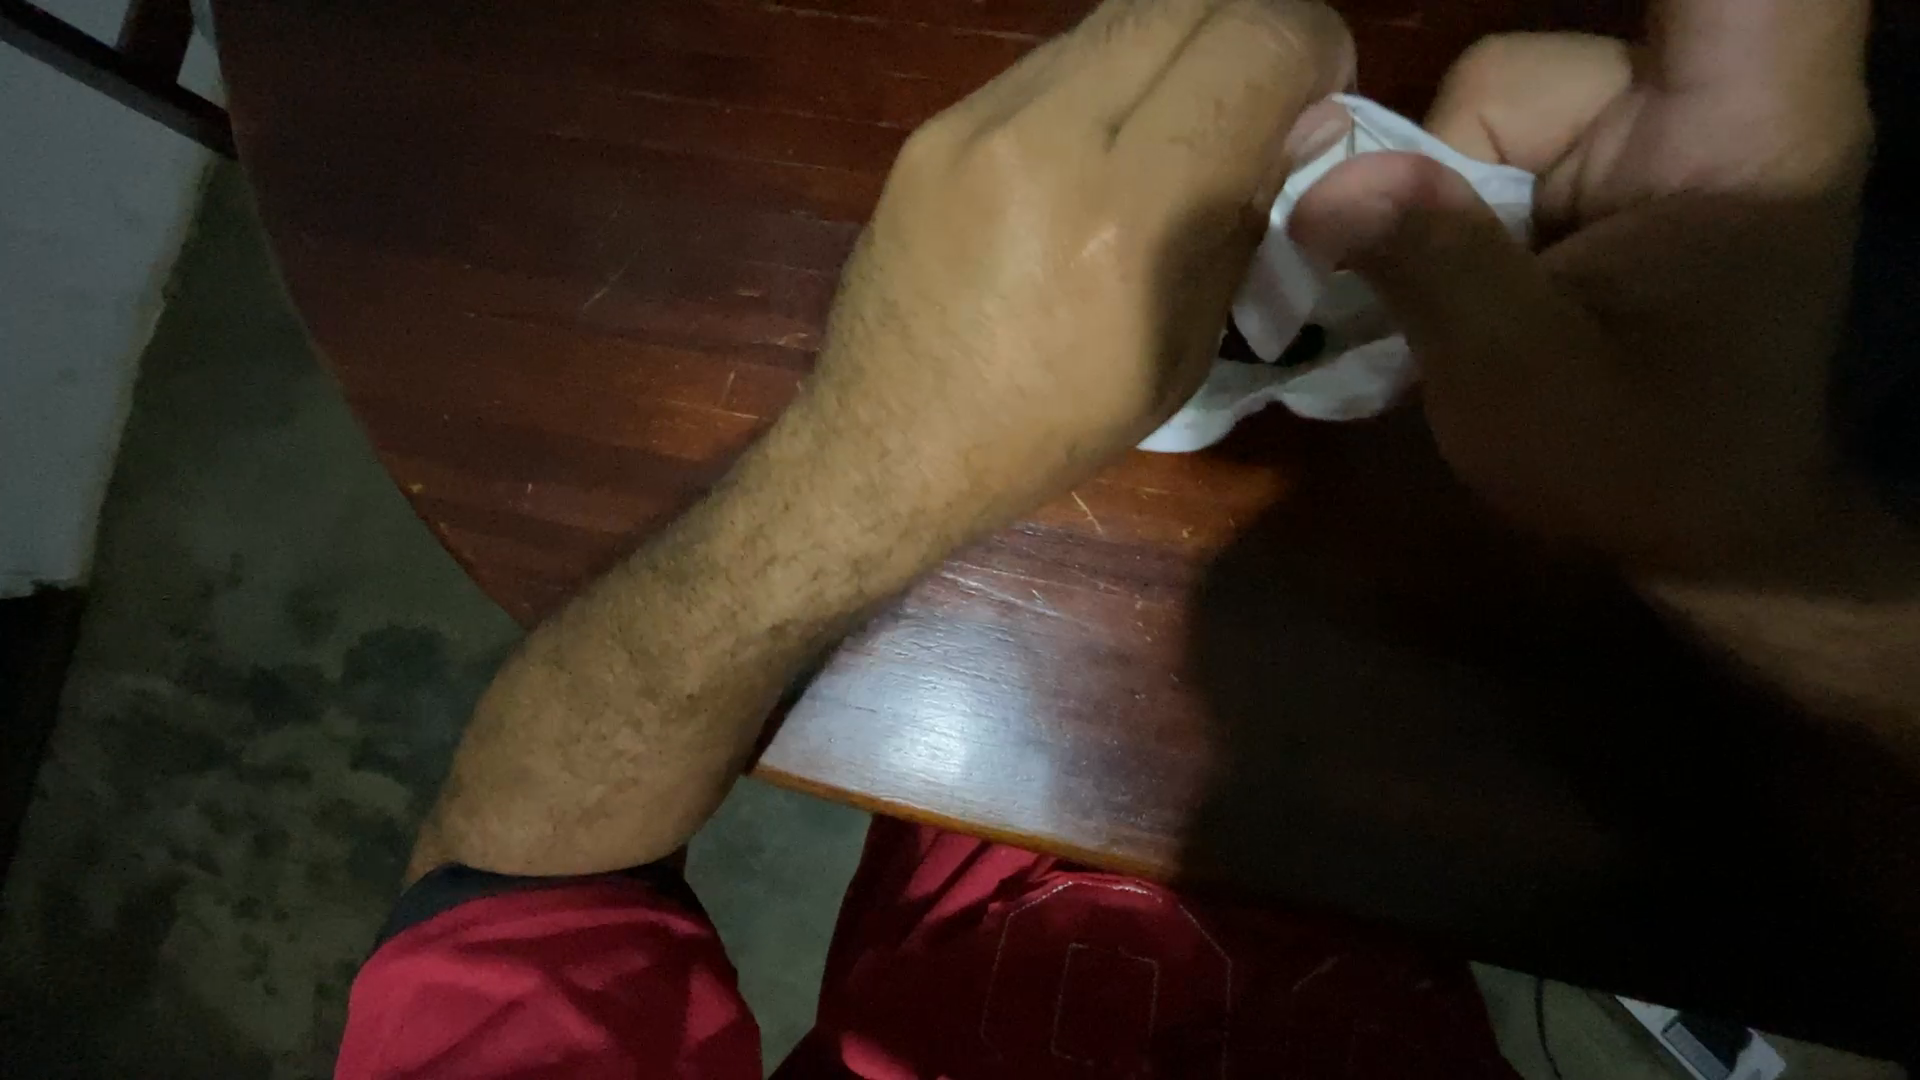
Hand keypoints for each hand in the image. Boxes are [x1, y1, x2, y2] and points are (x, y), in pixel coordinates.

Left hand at [787, 0, 1352, 536]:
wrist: (894, 444)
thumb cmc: (1046, 431)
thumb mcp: (1175, 357)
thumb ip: (1239, 227)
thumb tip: (1289, 127)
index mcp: (1129, 220)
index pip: (1258, 46)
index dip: (1312, 49)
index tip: (1310, 94)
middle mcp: (1050, 144)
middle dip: (1244, 31)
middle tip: (1245, 98)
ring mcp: (975, 126)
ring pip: (1111, 20)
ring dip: (1165, 55)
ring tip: (1160, 131)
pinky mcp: (929, 132)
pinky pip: (1040, 70)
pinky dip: (1089, 89)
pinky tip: (1079, 156)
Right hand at [1288, 0, 1874, 577]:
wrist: (1677, 528)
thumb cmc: (1628, 463)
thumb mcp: (1515, 375)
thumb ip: (1431, 267)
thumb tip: (1321, 187)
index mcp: (1737, 131)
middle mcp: (1697, 114)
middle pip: (1520, 74)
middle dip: (1436, 168)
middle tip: (1421, 279)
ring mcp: (1638, 155)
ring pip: (1477, 128)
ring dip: (1425, 210)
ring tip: (1435, 305)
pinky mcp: (1593, 195)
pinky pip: (1479, 167)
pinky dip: (1433, 221)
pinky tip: (1439, 286)